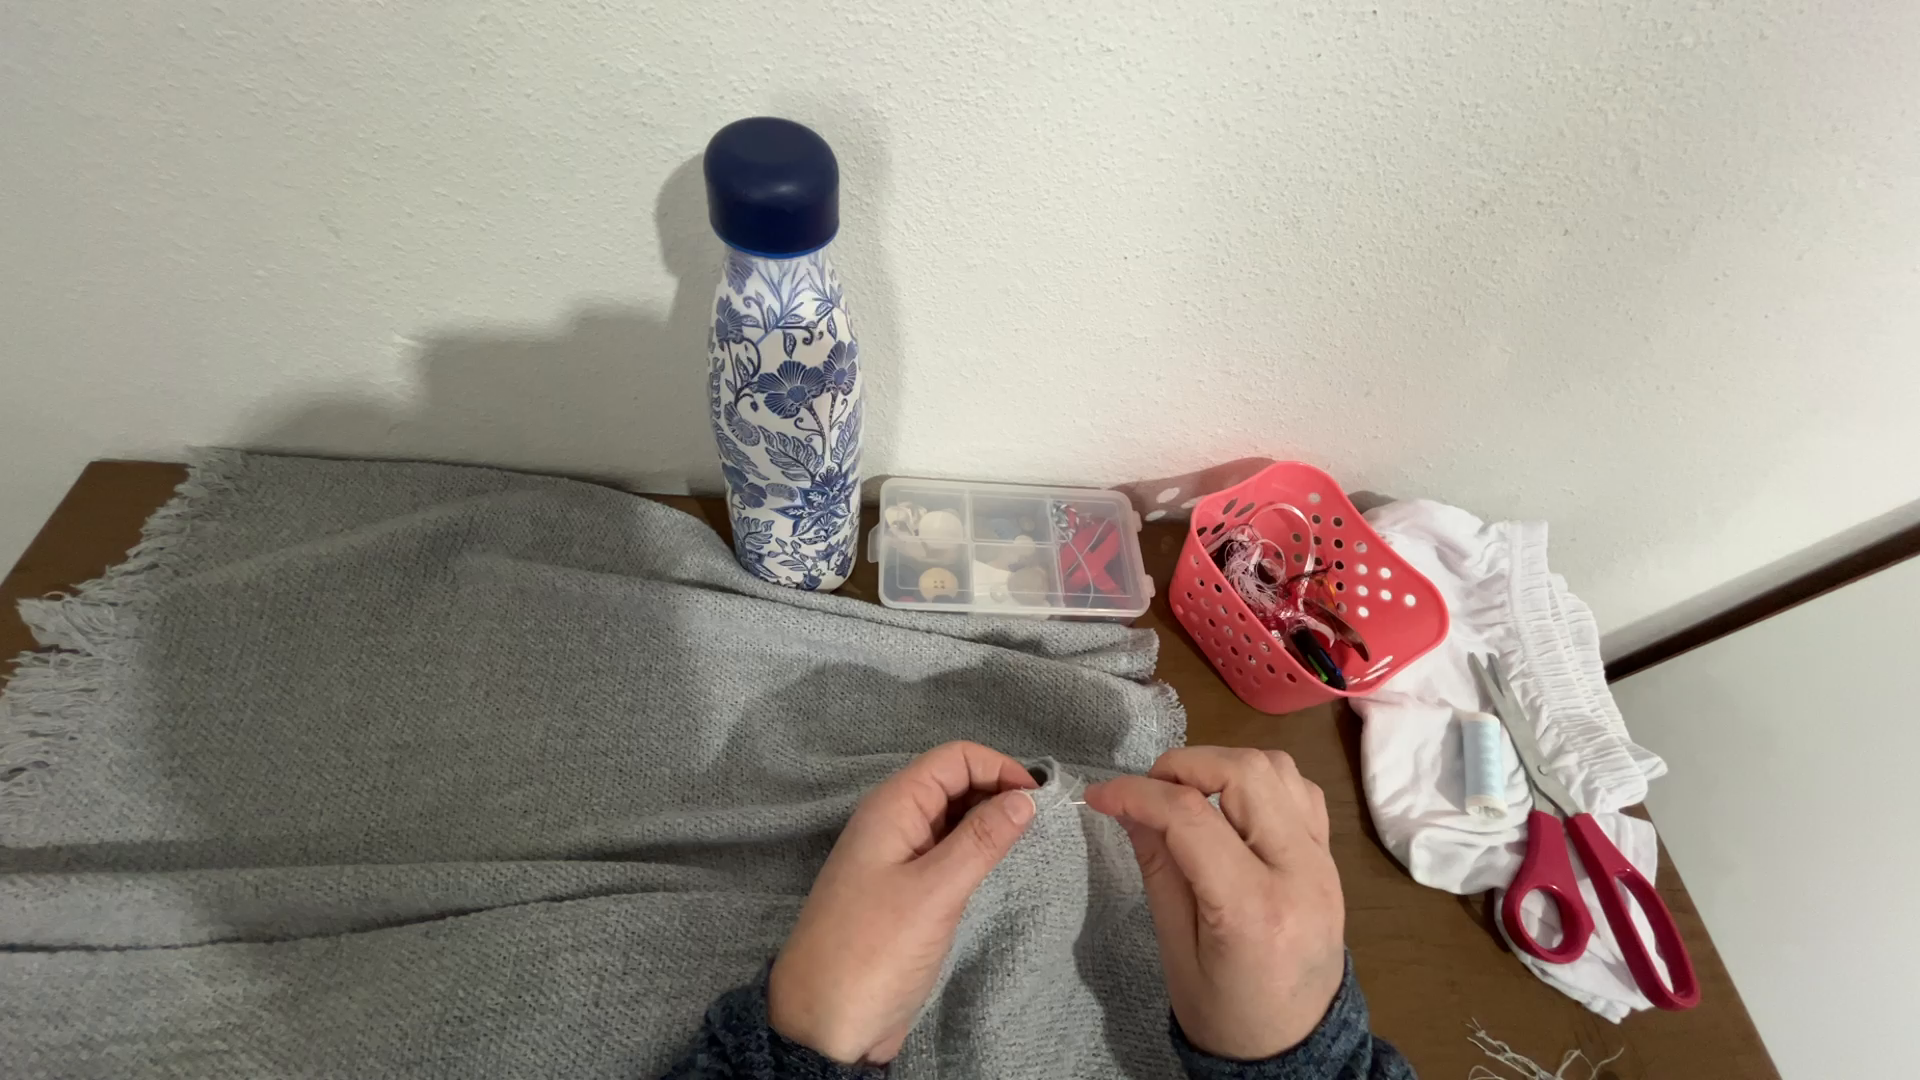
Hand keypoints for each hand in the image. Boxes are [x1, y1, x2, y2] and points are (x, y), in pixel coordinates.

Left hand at [768, 741, 1038, 1064]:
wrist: (821, 1025)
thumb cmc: (874, 949)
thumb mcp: (933, 892)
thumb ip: (981, 840)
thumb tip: (1026, 798)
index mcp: (895, 804)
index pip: (955, 758)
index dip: (998, 768)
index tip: (1039, 800)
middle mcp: (897, 819)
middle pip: (955, 782)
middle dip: (998, 791)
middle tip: (1042, 824)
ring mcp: (901, 854)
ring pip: (954, 816)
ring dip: (990, 821)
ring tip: (1032, 842)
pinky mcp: (908, 887)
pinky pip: (948, 849)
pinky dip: (977, 849)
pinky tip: (1002, 866)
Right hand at [1084, 746, 1344, 1060]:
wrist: (1297, 1053)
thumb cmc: (1224, 1012)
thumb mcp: (1173, 947)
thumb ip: (1156, 864)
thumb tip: (1126, 804)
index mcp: (1254, 908)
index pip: (1190, 816)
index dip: (1136, 793)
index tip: (1100, 795)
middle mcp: (1300, 872)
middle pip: (1243, 772)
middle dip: (1183, 764)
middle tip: (1151, 791)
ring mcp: (1324, 861)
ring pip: (1276, 767)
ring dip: (1222, 765)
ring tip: (1189, 792)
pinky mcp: (1330, 858)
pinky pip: (1300, 788)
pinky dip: (1260, 779)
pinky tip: (1232, 804)